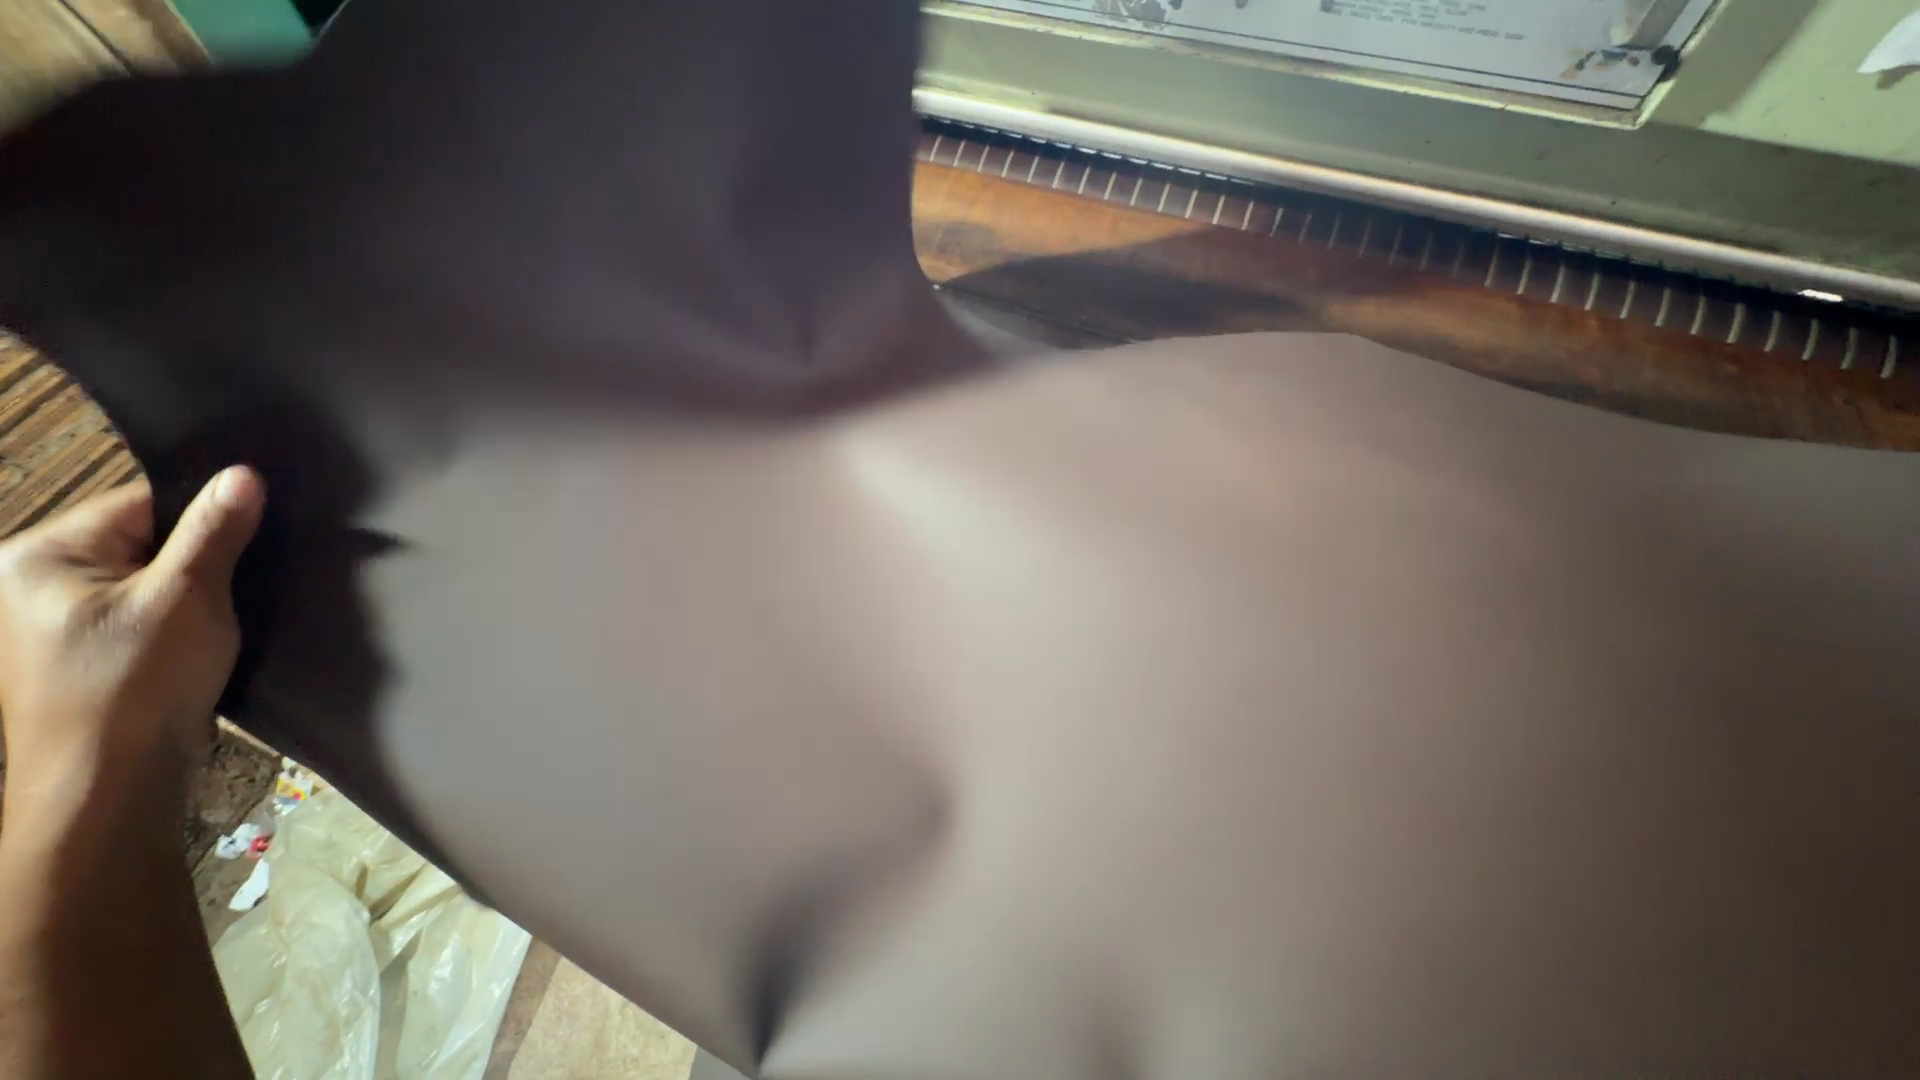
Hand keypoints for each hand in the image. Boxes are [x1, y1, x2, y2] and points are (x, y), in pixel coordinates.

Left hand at [0, 467, 264, 819]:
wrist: (110, 781)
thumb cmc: (139, 681)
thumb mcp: (189, 597)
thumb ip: (215, 532)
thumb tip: (244, 473)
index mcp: (40, 554)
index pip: (144, 503)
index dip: (207, 517)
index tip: (257, 536)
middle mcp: (31, 579)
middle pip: (145, 540)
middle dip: (202, 558)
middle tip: (247, 579)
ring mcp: (53, 619)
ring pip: (150, 579)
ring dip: (195, 591)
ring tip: (226, 611)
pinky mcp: (81, 651)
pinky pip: (144, 612)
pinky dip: (181, 619)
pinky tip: (206, 637)